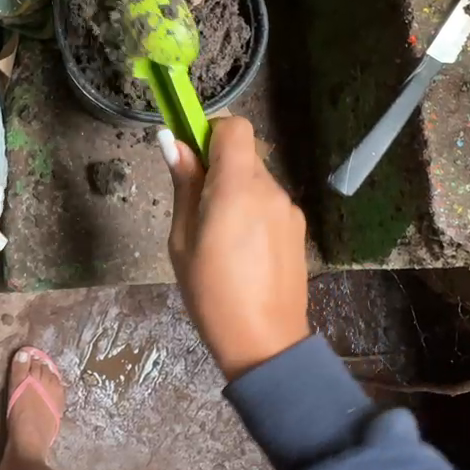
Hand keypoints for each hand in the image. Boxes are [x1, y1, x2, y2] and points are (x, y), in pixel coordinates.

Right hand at [162, 118, 309, 380]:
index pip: (234, 127)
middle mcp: (270, 189)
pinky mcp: (297, 229)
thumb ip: (184, 185)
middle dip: (217, 167)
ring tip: (217, 238)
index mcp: (238, 187)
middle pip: (244, 154)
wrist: (265, 343)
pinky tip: (240, 251)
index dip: (210, 132)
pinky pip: (268, 204)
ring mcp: (289, 209)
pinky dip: (251, 212)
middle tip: (195, 207)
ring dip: (234, 192)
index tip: (190, 157)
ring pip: (256, 180)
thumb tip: (171, 140)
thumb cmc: (211, 292)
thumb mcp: (181, 239)